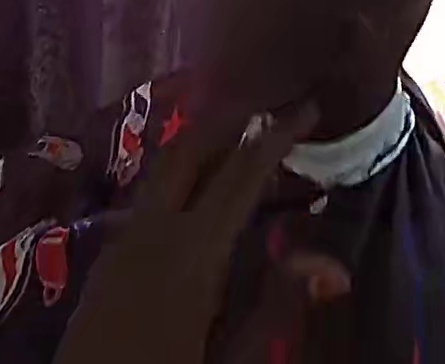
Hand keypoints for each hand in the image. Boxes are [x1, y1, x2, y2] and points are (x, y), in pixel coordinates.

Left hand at [55, 103, 319, 363]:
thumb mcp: (230, 363)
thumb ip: (276, 305)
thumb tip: (333, 263)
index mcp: (192, 250)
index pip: (242, 172)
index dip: (277, 134)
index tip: (307, 106)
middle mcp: (154, 224)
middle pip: (193, 145)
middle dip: (232, 117)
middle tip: (271, 107)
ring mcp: (126, 232)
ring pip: (168, 161)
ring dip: (205, 138)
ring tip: (243, 133)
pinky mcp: (111, 248)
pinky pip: (153, 185)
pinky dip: (184, 166)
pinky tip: (201, 183)